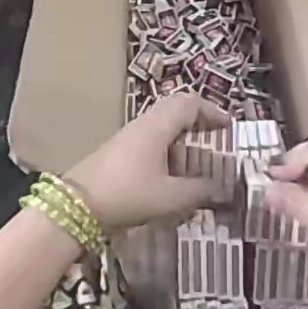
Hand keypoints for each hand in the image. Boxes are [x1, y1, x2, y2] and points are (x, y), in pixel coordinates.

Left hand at [64, 93, 228, 230]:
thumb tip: (223, 189)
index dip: (213, 112)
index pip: (191, 103)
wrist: (77, 205)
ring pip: (163, 123)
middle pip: (177, 108)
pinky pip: (153, 137)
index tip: (230, 129)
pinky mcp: (121, 149)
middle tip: (217, 140)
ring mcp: (130, 135)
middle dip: (200, 120)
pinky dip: (169, 146)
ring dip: (184, 135)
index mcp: (159, 124)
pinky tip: (173, 171)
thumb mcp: (170, 197)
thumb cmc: (128, 194)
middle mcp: (145, 122)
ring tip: (199, 158)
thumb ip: (199, 191)